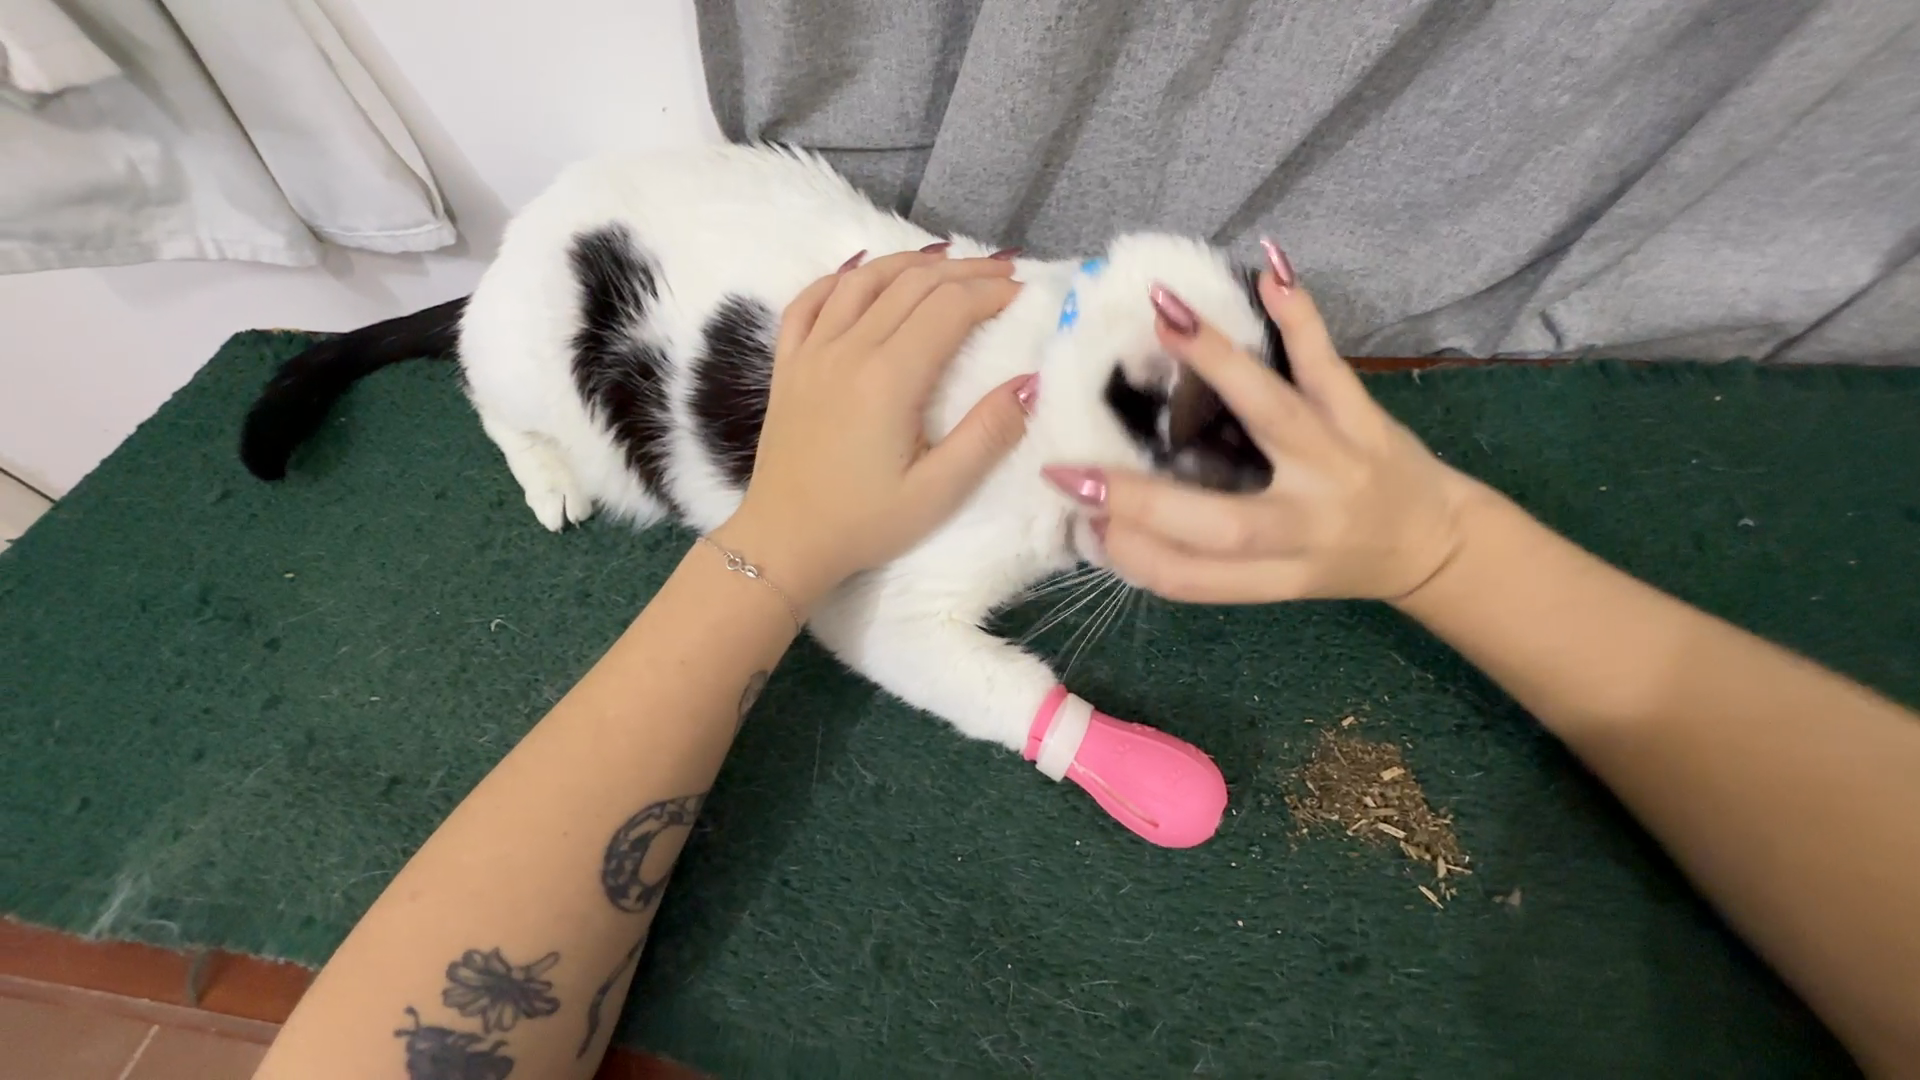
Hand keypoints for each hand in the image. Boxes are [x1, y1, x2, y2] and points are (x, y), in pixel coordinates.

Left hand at [718, 249, 1033, 607]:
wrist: (784, 541)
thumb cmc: (864, 523)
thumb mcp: (937, 493)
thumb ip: (986, 435)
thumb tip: (1029, 383)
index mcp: (889, 378)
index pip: (949, 308)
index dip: (992, 292)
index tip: (1024, 293)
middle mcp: (847, 349)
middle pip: (912, 283)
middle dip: (965, 272)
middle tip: (1003, 274)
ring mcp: (811, 352)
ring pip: (863, 280)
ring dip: (910, 263)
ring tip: (948, 264)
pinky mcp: (787, 365)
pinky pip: (810, 301)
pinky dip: (842, 277)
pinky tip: (863, 274)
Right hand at [1050, 244, 1470, 604]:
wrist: (1438, 545)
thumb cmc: (1336, 564)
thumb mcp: (1272, 581)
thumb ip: (1204, 562)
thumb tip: (1115, 527)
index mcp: (1275, 575)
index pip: (1190, 578)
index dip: (1130, 555)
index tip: (1082, 522)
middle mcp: (1307, 527)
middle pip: (1218, 524)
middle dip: (1137, 501)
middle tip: (1070, 470)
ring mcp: (1339, 464)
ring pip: (1274, 415)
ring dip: (1217, 363)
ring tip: (1163, 318)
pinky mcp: (1364, 418)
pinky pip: (1329, 365)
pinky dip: (1301, 317)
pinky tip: (1269, 272)